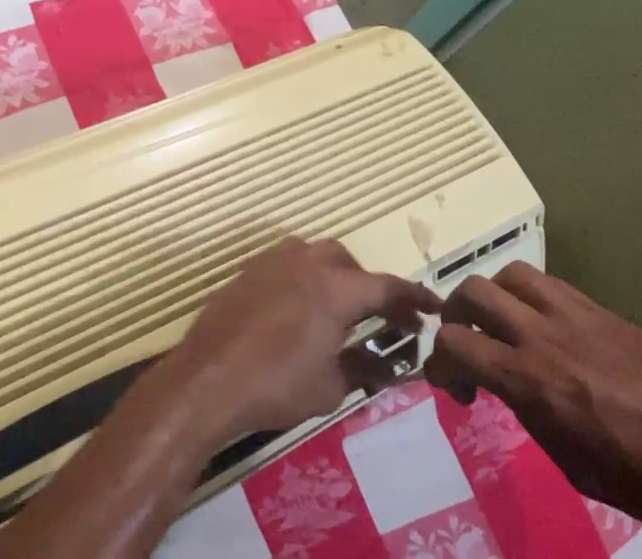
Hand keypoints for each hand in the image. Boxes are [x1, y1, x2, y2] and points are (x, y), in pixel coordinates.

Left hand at [164, 238, 440, 439]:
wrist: (207, 379)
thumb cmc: (276, 385)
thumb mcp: (330, 387)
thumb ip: (361, 370)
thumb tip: (385, 368)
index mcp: (335, 289)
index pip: (386, 286)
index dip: (414, 297)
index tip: (433, 307)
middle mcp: (306, 263)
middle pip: (348, 263)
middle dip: (369, 286)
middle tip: (381, 316)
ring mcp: (271, 263)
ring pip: (313, 255)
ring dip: (333, 276)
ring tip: (338, 309)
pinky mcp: (245, 273)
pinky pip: (284, 265)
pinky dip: (302, 280)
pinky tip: (298, 309)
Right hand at [422, 263, 641, 556]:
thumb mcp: (571, 463)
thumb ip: (528, 414)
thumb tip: (508, 392)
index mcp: (532, 380)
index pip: (453, 345)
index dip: (436, 363)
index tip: (450, 386)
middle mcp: (545, 335)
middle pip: (472, 291)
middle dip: (454, 316)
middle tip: (466, 346)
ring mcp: (577, 315)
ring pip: (511, 274)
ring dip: (493, 296)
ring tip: (502, 327)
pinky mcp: (606, 311)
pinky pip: (552, 285)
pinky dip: (532, 299)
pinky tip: (546, 331)